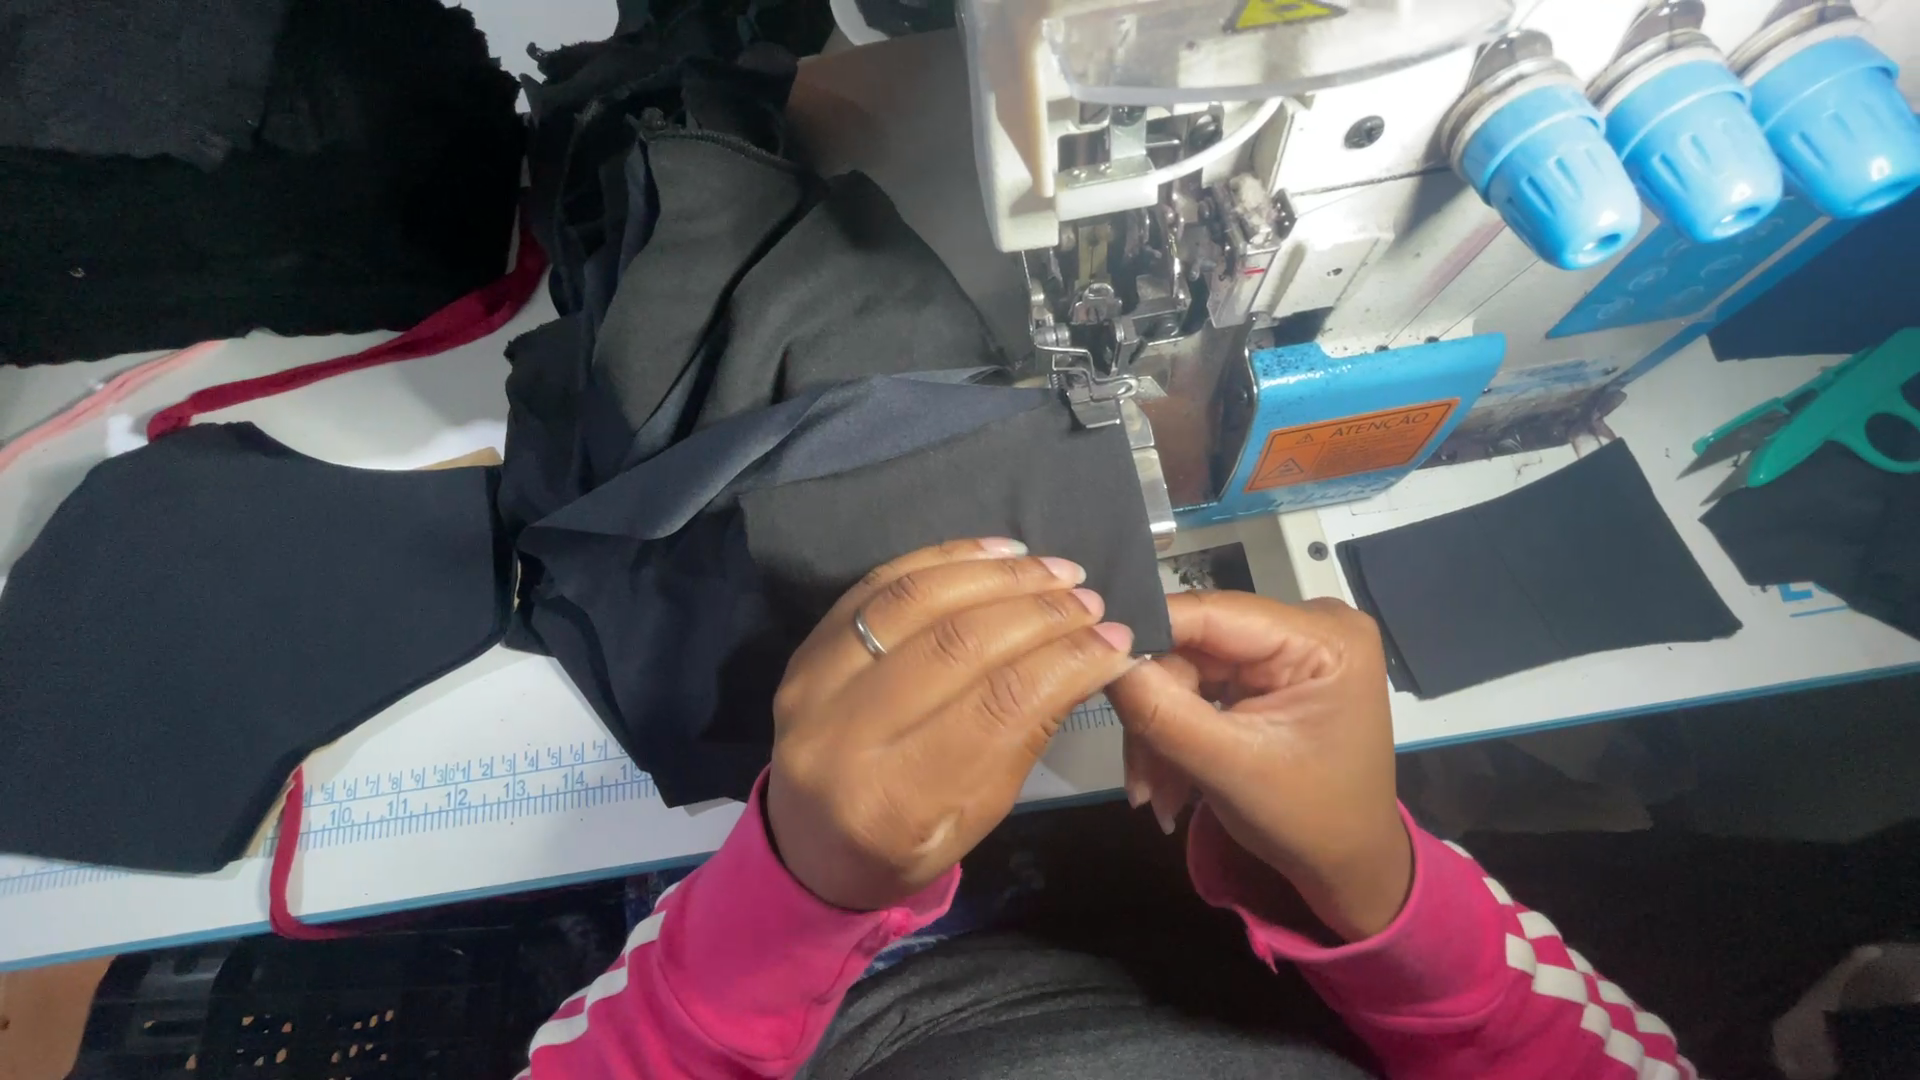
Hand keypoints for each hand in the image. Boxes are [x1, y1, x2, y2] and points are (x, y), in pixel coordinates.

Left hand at [767, 538, 1138, 910]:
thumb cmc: (906, 844)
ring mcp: (813, 681)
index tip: (1114, 636)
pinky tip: (1001, 552)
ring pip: (918, 599)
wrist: (810, 842)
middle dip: (1039, 612)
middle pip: (958, 644)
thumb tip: (1093, 651)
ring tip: (1054, 570)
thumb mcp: (980, 813)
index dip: (1066, 661)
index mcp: (893, 801)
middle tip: (1089, 599)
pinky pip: (883, 580)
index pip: (999, 706)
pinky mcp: (807, 645)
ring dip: (998, 575)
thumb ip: (1028, 729)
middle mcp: (843, 734)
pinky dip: (948, 557)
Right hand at [1106, 591, 1410, 941]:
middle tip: (1138, 773)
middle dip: (1157, 706)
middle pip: (1193, 644)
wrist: (1347, 869)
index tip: (1093, 665)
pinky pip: (1199, 685)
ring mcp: (1285, 649)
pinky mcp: (1266, 672)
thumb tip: (1105, 659)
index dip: (1146, 632)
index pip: (1211, 612)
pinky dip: (1177, 728)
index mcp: (1322, 638)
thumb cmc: (1308, 822)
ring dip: (1161, 727)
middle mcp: (1306, 627)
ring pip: (1187, 668)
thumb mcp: (1229, 768)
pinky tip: (1168, 778)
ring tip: (1153, 790)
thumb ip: (1162, 710)